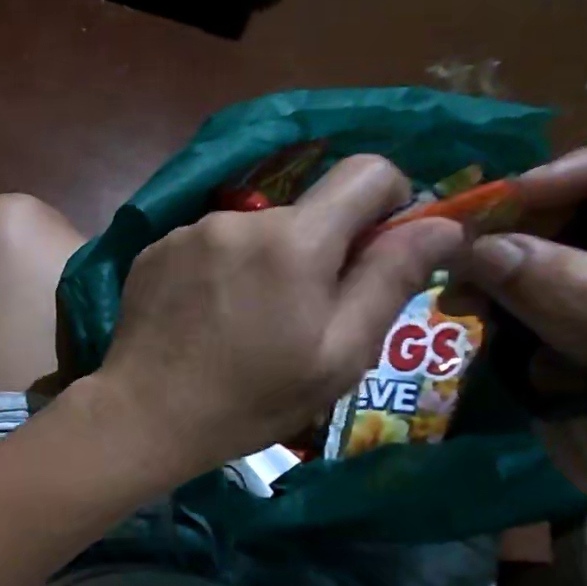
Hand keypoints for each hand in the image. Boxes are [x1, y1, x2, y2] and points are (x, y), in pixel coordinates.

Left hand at [89, 155, 463, 480]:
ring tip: (247, 323)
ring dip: (268, 262)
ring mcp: (191, 229)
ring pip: (257, 231)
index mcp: (295, 239)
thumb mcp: (340, 353)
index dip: (389, 202)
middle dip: (321, 251)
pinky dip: (223, 269)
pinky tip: (207, 316)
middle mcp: (241, 218)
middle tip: (303, 317)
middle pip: (308, 211)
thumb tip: (442, 225)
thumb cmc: (252, 398)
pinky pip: (212, 243)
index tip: (378, 252)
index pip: (366, 171)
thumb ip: (391, 279)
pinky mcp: (157, 246)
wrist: (144, 414)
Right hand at [459, 148, 586, 550]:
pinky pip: (533, 279)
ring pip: (559, 238)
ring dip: (503, 254)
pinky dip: (494, 287)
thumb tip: (485, 246)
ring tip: (459, 283)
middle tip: (472, 238)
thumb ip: (581, 306)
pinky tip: (465, 303)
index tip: (531, 192)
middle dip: (537, 216)